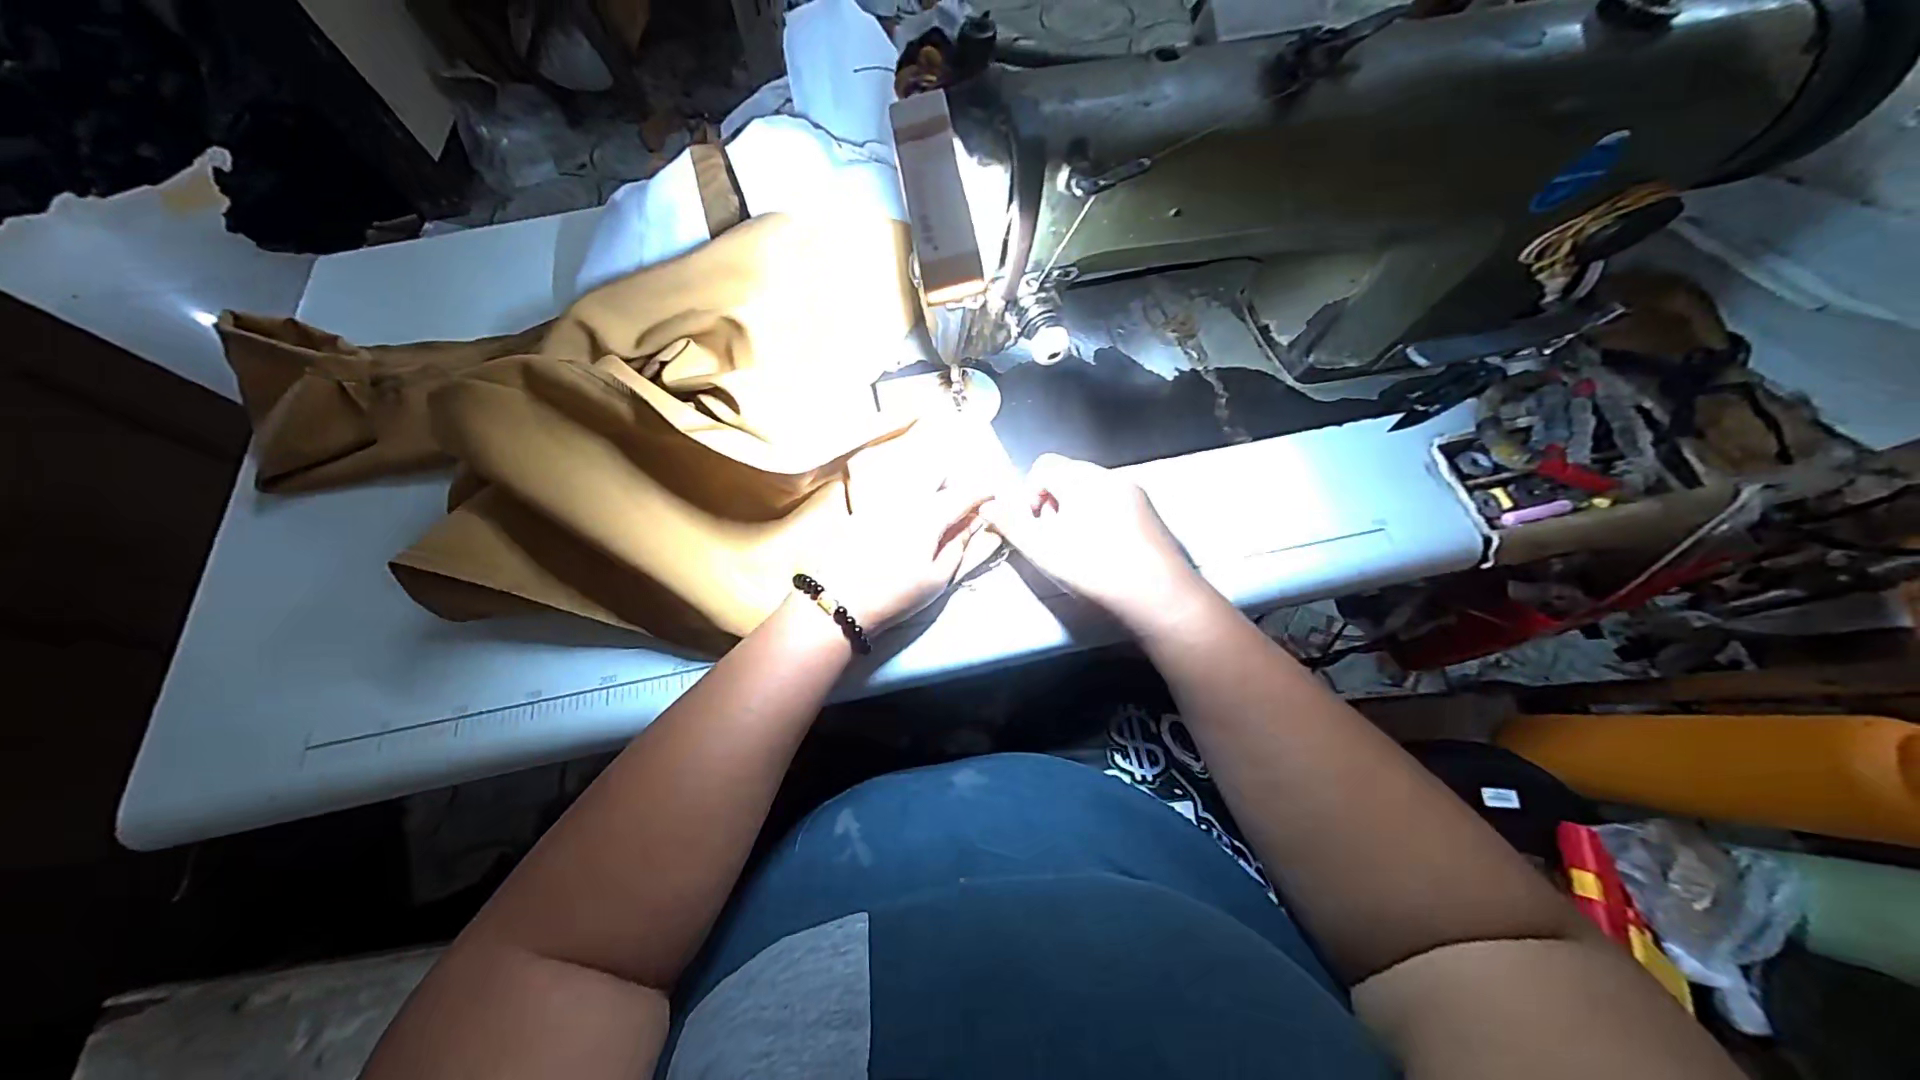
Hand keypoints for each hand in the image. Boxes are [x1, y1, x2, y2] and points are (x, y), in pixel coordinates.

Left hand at [807, 421, 999, 634]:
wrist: (839, 600)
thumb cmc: (895, 594)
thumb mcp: (937, 577)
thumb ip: (958, 545)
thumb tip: (974, 523)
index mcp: (929, 514)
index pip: (964, 493)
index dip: (983, 492)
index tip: (994, 494)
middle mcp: (905, 499)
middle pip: (936, 474)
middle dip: (955, 481)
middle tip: (964, 502)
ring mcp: (880, 501)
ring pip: (913, 481)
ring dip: (931, 486)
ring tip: (938, 508)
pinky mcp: (861, 510)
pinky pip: (892, 492)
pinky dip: (909, 496)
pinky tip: (908, 517)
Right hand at [982, 454, 1212, 635]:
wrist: (1159, 594)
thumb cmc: (1095, 570)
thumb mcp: (1043, 550)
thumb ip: (1011, 524)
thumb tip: (987, 504)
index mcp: (1081, 479)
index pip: (1043, 466)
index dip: (1029, 494)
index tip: (1034, 526)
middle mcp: (1109, 476)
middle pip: (1067, 475)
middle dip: (1053, 501)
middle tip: (1054, 538)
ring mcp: (1133, 490)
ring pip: (1090, 488)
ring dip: (1075, 508)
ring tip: (1078, 545)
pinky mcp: (1148, 508)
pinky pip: (1112, 499)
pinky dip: (1099, 514)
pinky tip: (1104, 547)